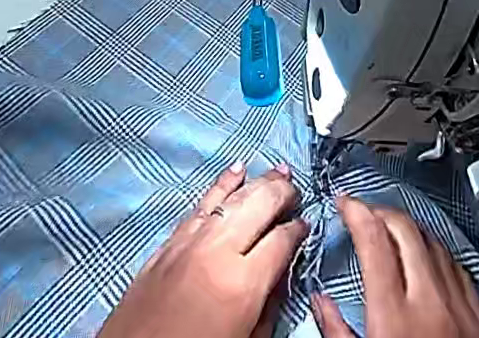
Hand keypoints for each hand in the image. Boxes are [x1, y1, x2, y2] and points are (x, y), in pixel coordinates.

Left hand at [99, 162, 308, 337]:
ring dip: (256, 181)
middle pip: (257, 205)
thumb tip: (280, 275)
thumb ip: (268, 308)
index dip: (298, 230)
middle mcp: (218, 249)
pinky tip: (235, 171)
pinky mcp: (170, 239)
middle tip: (297, 188)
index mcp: (242, 283)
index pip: (280, 242)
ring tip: (278, 170)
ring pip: (231, 197)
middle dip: (281, 193)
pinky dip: (221, 185)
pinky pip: (202, 204)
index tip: (307, 224)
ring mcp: (191, 240)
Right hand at [312, 197, 478, 337]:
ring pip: (433, 242)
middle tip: (363, 213)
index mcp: (394, 314)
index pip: (373, 237)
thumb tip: (320, 301)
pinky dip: (436, 253)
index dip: (355, 210)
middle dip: (379, 211)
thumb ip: (337, 333)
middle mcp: (430, 301)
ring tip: (391, 231)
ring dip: (408, 229)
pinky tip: (426, 260)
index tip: (343, 202)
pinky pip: (458, 268)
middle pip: (404, 229)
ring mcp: (461, 308)